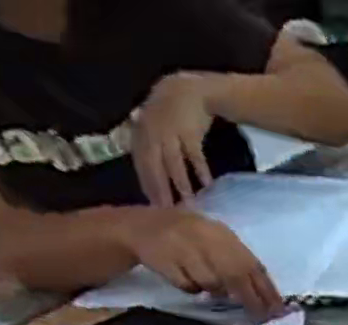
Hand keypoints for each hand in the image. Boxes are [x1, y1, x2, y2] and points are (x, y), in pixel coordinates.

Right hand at [121, 208, 283, 318]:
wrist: (139, 226)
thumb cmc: (190, 239)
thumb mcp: (218, 243)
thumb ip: (241, 264)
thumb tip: (266, 295)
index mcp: (222, 234)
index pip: (252, 265)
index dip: (267, 289)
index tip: (279, 309)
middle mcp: (205, 237)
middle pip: (235, 276)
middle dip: (251, 299)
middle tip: (260, 317)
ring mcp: (183, 248)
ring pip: (212, 284)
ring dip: (216, 291)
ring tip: (209, 284)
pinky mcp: (164, 260)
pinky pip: (188, 286)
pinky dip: (191, 287)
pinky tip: (185, 277)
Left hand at [132, 72, 218, 205]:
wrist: (189, 89)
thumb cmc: (173, 110)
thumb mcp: (155, 124)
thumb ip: (151, 143)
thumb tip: (152, 167)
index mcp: (141, 133)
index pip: (141, 163)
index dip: (146, 184)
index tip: (153, 205)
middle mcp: (151, 133)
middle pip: (154, 166)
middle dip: (160, 189)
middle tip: (168, 211)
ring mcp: (170, 133)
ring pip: (173, 163)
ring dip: (181, 184)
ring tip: (189, 203)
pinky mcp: (189, 133)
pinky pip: (194, 155)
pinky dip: (200, 170)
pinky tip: (206, 184)